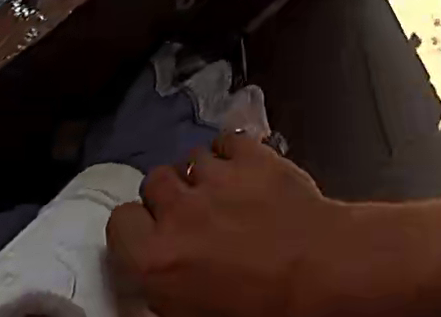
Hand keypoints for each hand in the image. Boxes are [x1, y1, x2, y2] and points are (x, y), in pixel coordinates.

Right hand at [107, 132, 359, 316]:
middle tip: (192, 215)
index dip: (134, 227)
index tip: (151, 234)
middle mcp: (179, 210)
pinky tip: (245, 170)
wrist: (321, 275)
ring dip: (202, 174)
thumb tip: (161, 272)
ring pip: (192, 158)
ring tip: (224, 193)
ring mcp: (216, 176)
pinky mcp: (249, 154)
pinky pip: (226, 141)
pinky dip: (232, 153)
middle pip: (155, 181)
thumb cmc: (262, 312)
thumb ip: (167, 291)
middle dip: (169, 195)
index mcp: (158, 259)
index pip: (119, 222)